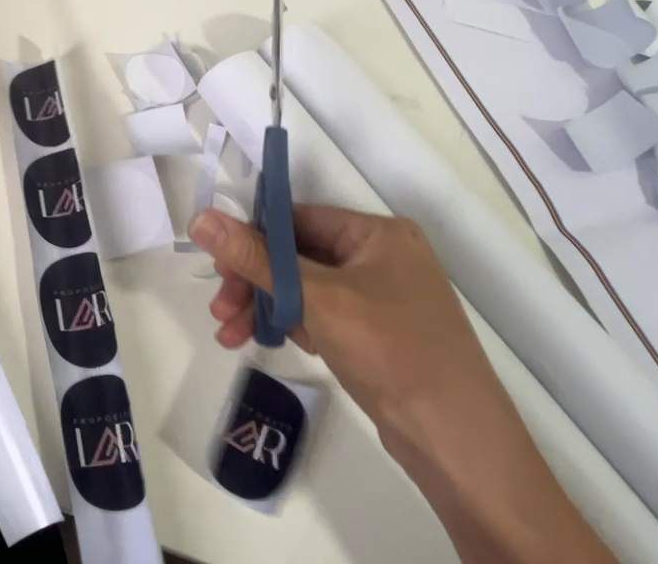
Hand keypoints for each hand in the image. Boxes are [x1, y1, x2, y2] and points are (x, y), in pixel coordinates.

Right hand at [188, 205, 509, 465]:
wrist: (456, 440)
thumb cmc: (389, 351)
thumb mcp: (314, 298)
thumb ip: (254, 257)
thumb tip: (200, 218)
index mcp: (378, 234)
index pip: (298, 218)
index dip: (252, 237)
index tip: (217, 265)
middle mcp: (382, 257)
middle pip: (296, 255)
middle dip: (253, 281)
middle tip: (220, 309)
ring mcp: (381, 297)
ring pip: (303, 288)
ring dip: (264, 306)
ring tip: (228, 334)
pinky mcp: (376, 333)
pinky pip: (319, 314)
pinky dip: (290, 324)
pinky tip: (265, 343)